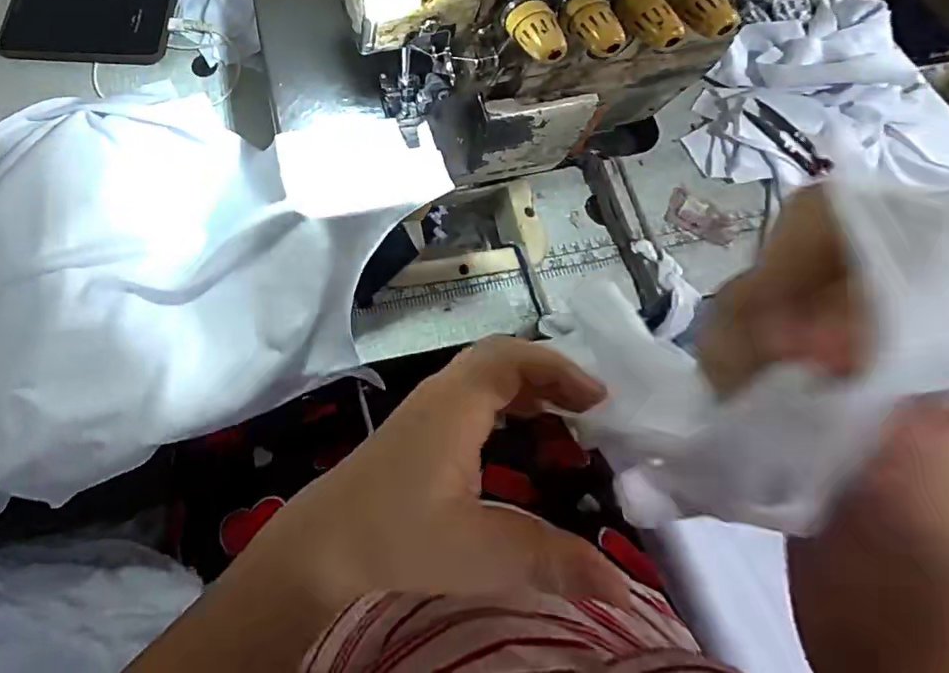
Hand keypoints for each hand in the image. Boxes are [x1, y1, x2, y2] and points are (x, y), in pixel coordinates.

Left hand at [127, 337, 631, 672]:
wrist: (325, 541)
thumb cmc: (398, 535)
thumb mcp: (480, 551)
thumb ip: (551, 561)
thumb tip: (623, 589)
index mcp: (455, 404)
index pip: (510, 358)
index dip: (557, 368)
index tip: (600, 398)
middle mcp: (439, 395)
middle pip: (497, 360)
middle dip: (546, 374)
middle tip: (589, 408)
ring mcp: (423, 411)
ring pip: (481, 377)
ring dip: (524, 387)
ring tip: (564, 420)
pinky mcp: (415, 431)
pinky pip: (469, 398)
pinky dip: (503, 405)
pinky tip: (516, 441)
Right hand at [719, 188, 948, 672]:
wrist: (903, 626)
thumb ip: (885, 398)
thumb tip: (788, 336)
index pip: (891, 232)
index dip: (833, 255)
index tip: (804, 329)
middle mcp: (890, 318)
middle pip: (804, 249)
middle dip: (771, 302)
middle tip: (767, 363)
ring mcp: (825, 343)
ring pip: (754, 290)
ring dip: (737, 341)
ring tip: (752, 401)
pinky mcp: (774, 372)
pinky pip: (724, 333)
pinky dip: (717, 363)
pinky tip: (734, 406)